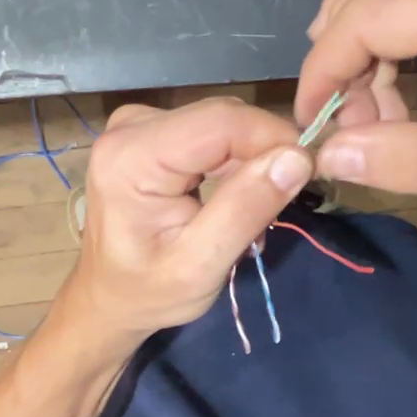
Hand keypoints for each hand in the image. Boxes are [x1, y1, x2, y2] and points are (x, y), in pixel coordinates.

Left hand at [52, 99, 313, 348]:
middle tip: (279, 207)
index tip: (309, 174)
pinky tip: (235, 202)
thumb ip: (245, 210)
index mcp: (131, 157)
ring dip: (250, 164)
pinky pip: (210, 134)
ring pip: (222, 125)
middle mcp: (130, 127)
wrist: (108, 298)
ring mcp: (138, 125)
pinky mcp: (151, 133)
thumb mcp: (200, 266)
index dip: (273, 139)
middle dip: (263, 155)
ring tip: (255, 215)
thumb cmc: (148, 292)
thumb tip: (297, 158)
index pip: (222, 121)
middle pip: (223, 119)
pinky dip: (233, 164)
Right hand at [296, 0, 416, 200]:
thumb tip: (328, 151)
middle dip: (340, 64)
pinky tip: (394, 85)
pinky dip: (382, 35)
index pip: (361, 18)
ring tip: (375, 109)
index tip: (312, 124)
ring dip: (358, 48)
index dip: (321, 72)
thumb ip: (403, 161)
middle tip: (353, 126)